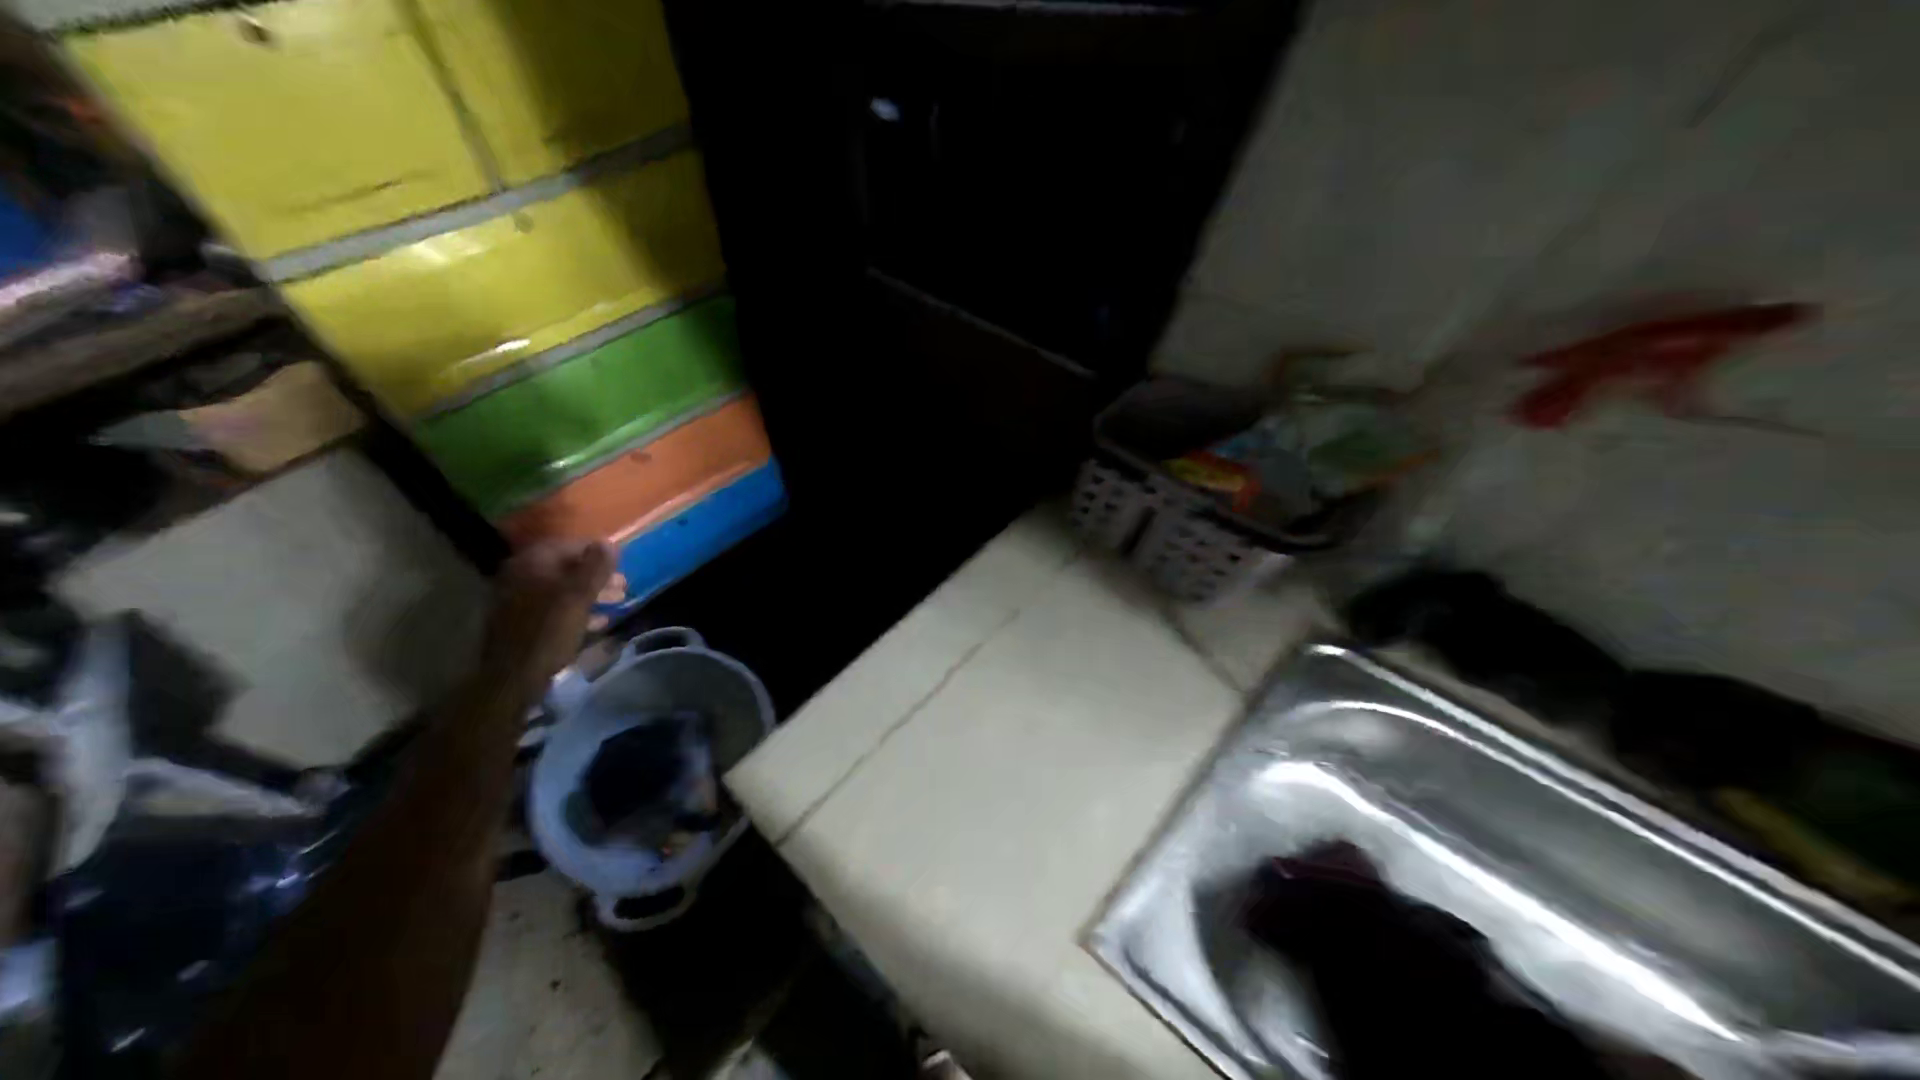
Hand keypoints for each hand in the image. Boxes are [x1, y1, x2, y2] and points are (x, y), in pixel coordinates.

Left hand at [481, 540, 615, 685]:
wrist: (513, 677)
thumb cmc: (549, 631)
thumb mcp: (579, 597)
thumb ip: (596, 567)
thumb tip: (609, 543)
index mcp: (531, 563)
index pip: (569, 545)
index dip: (598, 552)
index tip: (621, 565)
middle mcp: (520, 575)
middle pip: (566, 567)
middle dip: (598, 576)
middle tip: (623, 587)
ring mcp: (518, 599)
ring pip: (562, 589)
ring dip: (591, 594)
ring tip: (616, 604)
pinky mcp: (522, 622)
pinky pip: (554, 607)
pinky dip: (576, 610)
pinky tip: (596, 622)